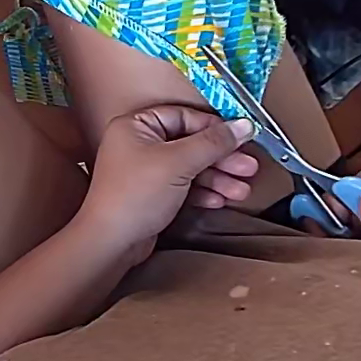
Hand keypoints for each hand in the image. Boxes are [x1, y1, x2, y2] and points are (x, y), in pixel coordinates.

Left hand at [75, 106, 258, 264]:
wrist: (112, 242)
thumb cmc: (137, 195)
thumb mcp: (179, 162)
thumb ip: (213, 143)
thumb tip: (244, 125)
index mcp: (138, 125)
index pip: (185, 117)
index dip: (215, 128)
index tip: (242, 138)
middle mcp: (140, 144)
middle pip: (192, 144)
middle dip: (222, 159)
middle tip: (249, 169)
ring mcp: (147, 171)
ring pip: (191, 168)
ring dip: (218, 179)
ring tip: (242, 192)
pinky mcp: (153, 194)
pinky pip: (184, 186)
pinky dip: (203, 192)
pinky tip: (220, 201)